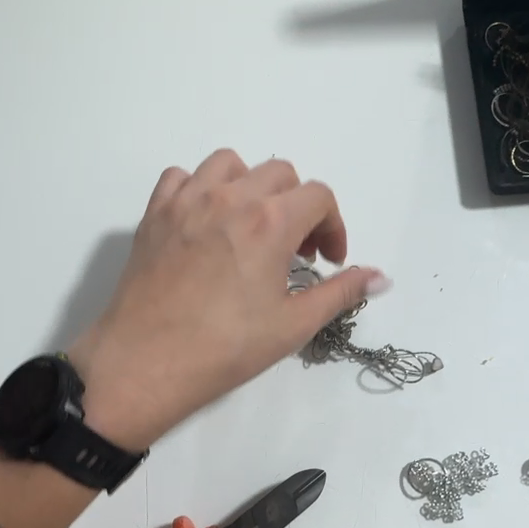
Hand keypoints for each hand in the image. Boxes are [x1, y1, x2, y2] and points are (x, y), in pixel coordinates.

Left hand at [65, 149, 387, 449]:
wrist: (147, 362)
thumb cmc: (226, 349)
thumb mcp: (294, 325)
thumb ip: (341, 293)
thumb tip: (381, 277)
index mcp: (270, 222)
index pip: (318, 197)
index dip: (334, 227)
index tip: (328, 261)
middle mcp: (230, 197)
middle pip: (280, 174)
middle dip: (299, 207)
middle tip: (297, 252)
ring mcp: (187, 200)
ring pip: (231, 164)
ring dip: (252, 188)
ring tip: (253, 229)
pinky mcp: (155, 213)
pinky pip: (183, 177)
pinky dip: (203, 190)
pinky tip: (208, 225)